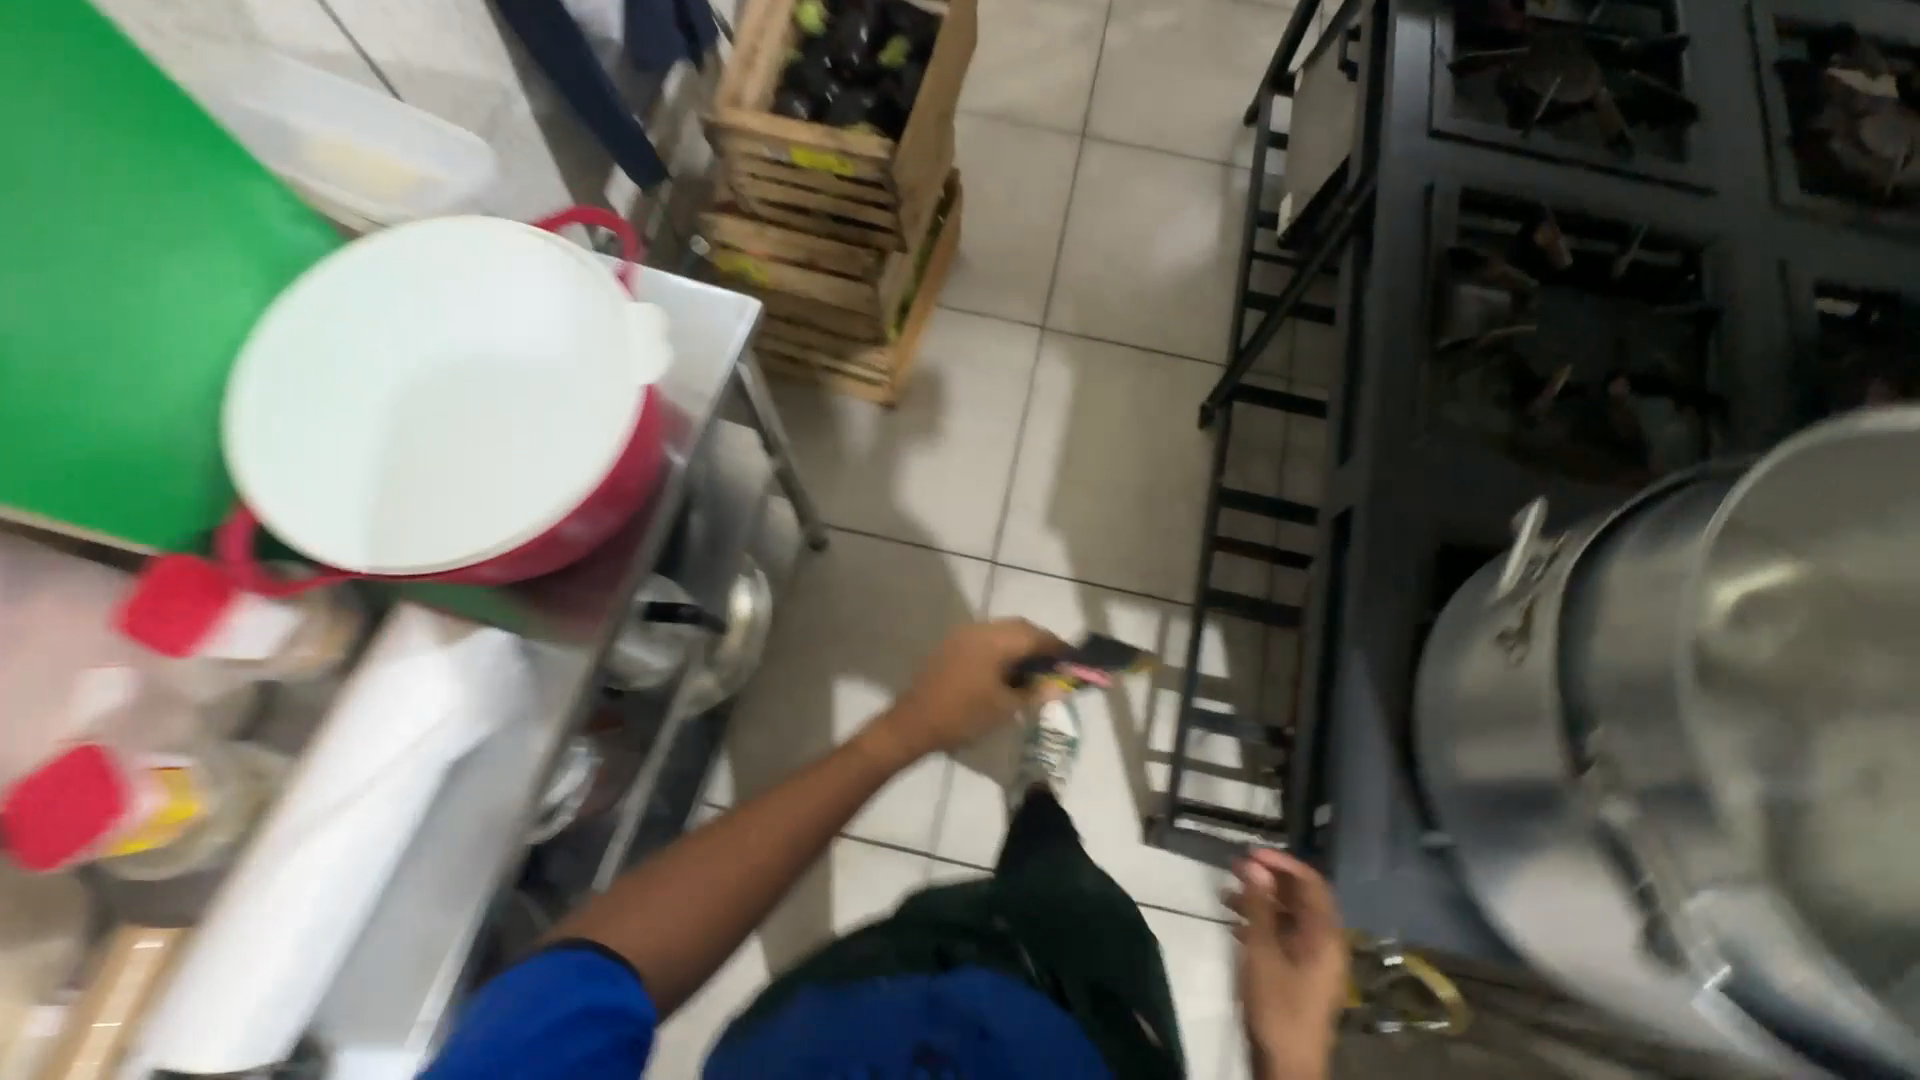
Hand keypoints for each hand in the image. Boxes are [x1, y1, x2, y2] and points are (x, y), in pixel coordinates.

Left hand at [866, 618, 1066, 761]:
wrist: (914, 723)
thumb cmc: (964, 716)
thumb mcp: (1006, 708)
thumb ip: (1036, 693)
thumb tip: (1060, 685)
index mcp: (995, 640)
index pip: (1036, 636)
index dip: (1058, 647)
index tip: (1074, 660)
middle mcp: (980, 629)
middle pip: (1019, 628)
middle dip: (1040, 644)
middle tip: (1054, 666)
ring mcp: (962, 635)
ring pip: (1001, 631)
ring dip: (1020, 645)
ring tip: (1031, 672)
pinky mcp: (951, 645)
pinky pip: (985, 639)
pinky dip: (1001, 649)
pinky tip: (1005, 672)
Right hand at [1230, 849, 1347, 1079]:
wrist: (1288, 1065)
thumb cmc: (1277, 1006)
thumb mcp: (1262, 951)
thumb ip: (1259, 906)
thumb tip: (1255, 865)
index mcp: (1325, 935)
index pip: (1311, 883)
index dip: (1282, 863)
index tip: (1250, 854)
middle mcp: (1325, 943)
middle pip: (1300, 899)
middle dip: (1268, 880)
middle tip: (1234, 868)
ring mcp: (1314, 961)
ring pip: (1289, 917)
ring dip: (1260, 902)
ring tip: (1225, 894)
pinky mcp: (1300, 975)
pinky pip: (1283, 937)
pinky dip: (1261, 925)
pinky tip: (1234, 925)